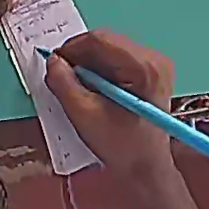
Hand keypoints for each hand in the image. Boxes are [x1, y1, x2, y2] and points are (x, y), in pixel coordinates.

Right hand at [45, 31, 181, 187]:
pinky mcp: (151, 70)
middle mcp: (154, 59)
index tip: (54, 64)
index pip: (100, 40)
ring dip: (89, 62)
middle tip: (64, 76)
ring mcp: (155, 63)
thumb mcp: (84, 115)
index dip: (71, 49)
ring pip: (110, 47)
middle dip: (80, 55)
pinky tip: (95, 87)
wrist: (145, 168)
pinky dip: (100, 67)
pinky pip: (118, 56)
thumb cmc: (120, 145)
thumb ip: (64, 84)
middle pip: (106, 40)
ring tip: (80, 86)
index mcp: (144, 67)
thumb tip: (53, 60)